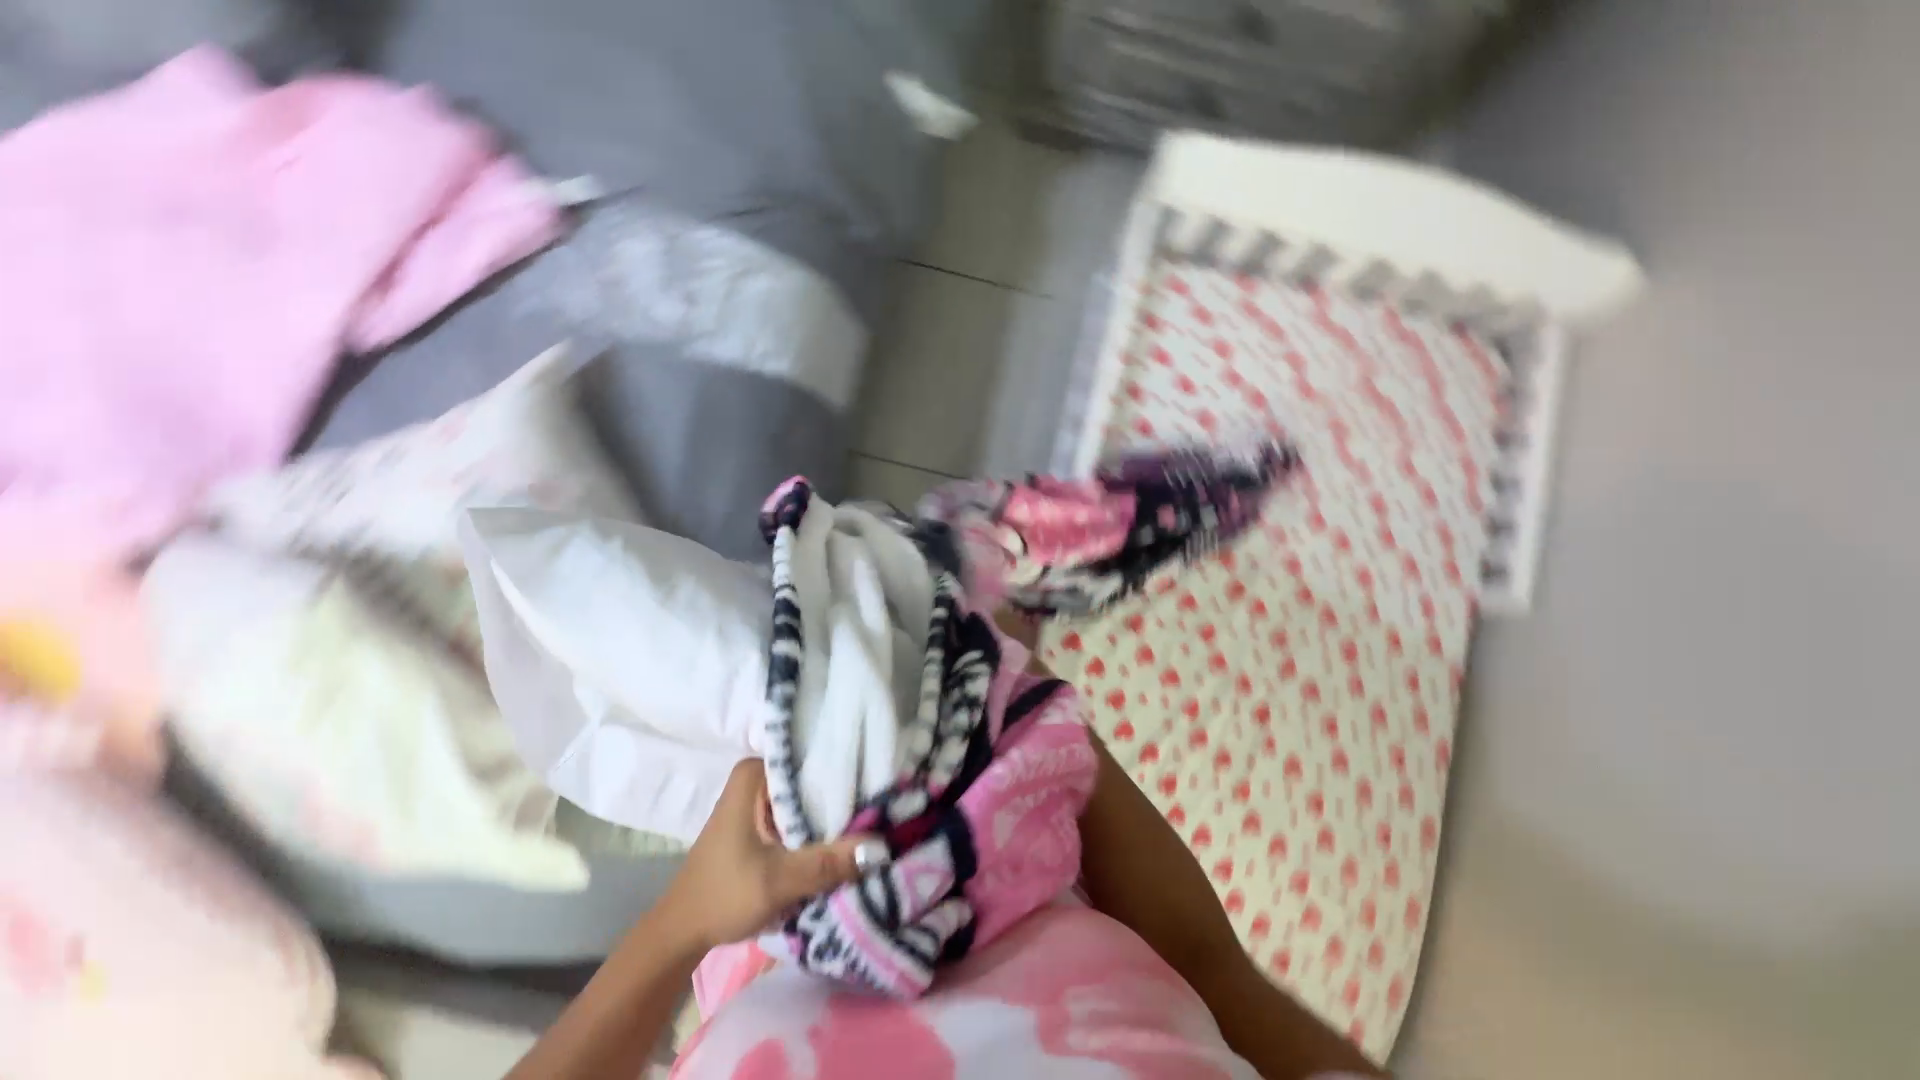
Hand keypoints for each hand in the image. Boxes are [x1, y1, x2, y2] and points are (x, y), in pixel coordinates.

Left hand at [659, 759, 871, 952]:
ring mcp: (760, 804)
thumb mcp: (779, 880)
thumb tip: (883, 846)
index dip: (849, 771)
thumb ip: (829, 862)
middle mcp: (757, 780)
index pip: (812, 758)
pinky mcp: (764, 828)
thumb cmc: (724, 896)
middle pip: (814, 781)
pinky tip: (850, 845)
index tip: (883, 786)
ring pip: (810, 804)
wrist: (683, 934)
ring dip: (837, 820)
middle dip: (847, 799)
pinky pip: (802, 821)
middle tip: (889, 812)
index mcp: (754, 775)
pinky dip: (822, 834)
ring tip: (879, 827)